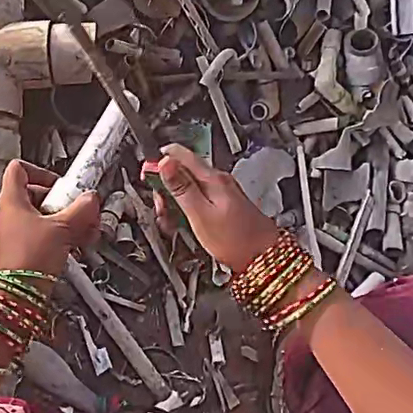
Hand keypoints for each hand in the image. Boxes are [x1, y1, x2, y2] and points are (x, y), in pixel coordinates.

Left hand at [0, 160, 99, 276]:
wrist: (17, 296)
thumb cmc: (29, 259)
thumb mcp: (62, 228)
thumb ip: (80, 210)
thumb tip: (91, 199)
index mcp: (11, 201)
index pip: (18, 169)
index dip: (40, 171)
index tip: (59, 183)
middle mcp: (9, 215)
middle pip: (36, 195)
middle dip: (62, 202)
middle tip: (78, 210)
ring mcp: (14, 234)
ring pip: (42, 218)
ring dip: (65, 221)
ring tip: (84, 230)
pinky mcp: (23, 252)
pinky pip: (43, 236)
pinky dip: (60, 237)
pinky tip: (77, 245)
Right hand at [150, 144, 283, 270]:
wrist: (264, 258)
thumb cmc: (236, 240)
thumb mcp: (200, 214)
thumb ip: (181, 187)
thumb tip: (165, 162)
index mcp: (212, 179)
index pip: (179, 155)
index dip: (159, 163)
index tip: (148, 177)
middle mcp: (218, 181)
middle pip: (182, 172)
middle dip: (166, 188)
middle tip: (162, 209)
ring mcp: (221, 192)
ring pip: (188, 188)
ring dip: (175, 202)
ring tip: (173, 222)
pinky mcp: (223, 204)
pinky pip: (198, 199)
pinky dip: (187, 210)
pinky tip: (187, 225)